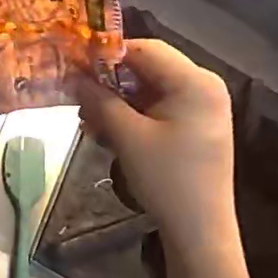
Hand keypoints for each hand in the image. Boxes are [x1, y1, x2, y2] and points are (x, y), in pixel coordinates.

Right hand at [74, 40, 236, 253]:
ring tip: (89, 122)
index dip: (106, 53)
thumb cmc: (167, 179)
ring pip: (149, 90)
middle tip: (76, 98)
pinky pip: (158, 108)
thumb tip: (74, 78)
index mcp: (195, 81)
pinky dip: (132, 116)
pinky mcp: (195, 126)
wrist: (200, 229)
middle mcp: (204, 86)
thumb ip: (100, 101)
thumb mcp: (128, 137)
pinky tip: (109, 133)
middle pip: (148, 68)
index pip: (145, 49)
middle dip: (109, 82)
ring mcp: (202, 107)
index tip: (73, 65)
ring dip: (117, 102)